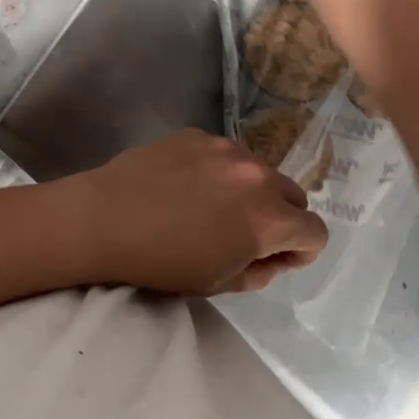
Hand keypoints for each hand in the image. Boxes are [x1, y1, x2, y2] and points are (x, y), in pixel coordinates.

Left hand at [71, 130, 328, 295]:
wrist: (103, 219)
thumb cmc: (163, 261)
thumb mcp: (222, 283)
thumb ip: (262, 269)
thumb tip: (272, 253)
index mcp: (269, 218)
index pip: (315, 232)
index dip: (299, 252)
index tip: (270, 259)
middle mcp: (254, 175)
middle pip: (293, 195)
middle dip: (279, 217)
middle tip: (242, 235)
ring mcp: (223, 148)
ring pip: (257, 170)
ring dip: (248, 190)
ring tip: (209, 207)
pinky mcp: (193, 134)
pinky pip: (222, 154)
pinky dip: (216, 170)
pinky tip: (183, 185)